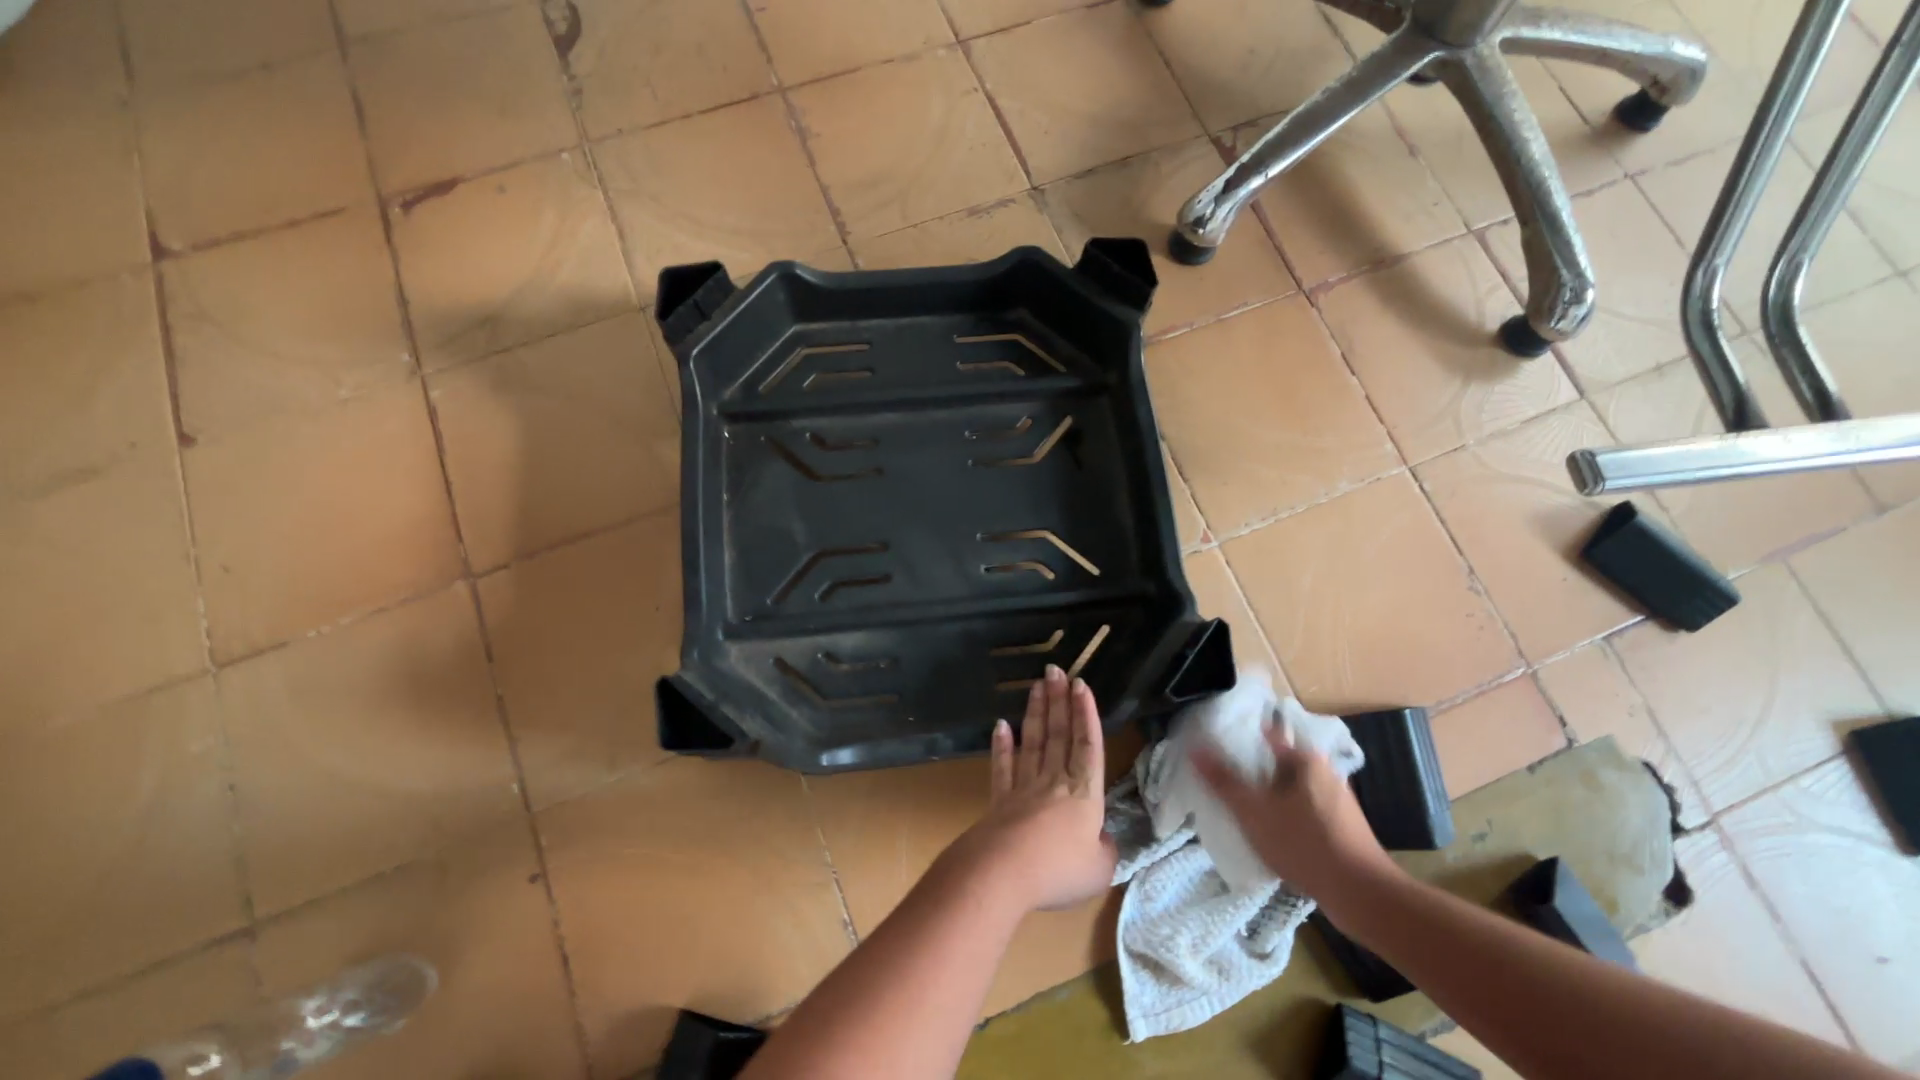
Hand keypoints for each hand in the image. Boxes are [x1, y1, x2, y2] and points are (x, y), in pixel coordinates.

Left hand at [944, 665, 1117, 912]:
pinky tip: (1001, 726)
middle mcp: (1054, 782)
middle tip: (1056, 670)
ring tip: (1036, 686)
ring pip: (1032, 742)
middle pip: (1059, 735)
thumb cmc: (1058, 869)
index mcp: (1084, 794)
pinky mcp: (999, 801)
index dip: (1086, 714)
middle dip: (1059, 700)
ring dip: (1036, 712)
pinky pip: (1002, 767)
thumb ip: (1104, 849)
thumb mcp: (1100, 868)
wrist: (1002, 874)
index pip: (1088, 745)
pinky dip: (1002, 746)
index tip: (1081, 685)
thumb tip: (1100, 840)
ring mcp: (1023, 789)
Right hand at [1190, 724, 1398, 903]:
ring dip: (1265, 797)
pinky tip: (1266, 834)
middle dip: (1249, 771)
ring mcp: (1334, 802)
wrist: (1361, 895)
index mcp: (1306, 760)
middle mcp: (1324, 773)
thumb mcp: (1254, 812)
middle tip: (1218, 780)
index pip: (1266, 734)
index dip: (1238, 736)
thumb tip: (1195, 747)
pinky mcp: (1339, 828)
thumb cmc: (1304, 844)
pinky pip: (1301, 812)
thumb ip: (1224, 780)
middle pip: (1276, 763)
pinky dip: (1281, 817)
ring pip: (1288, 790)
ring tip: (1236, 808)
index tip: (1213, 743)